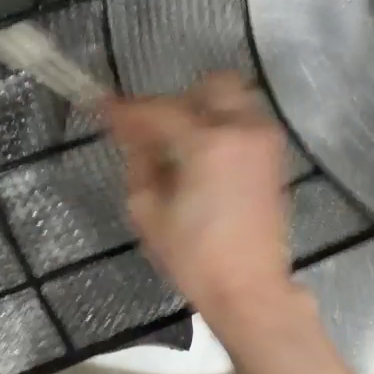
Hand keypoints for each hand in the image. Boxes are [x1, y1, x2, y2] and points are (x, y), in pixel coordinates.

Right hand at [102, 72, 293, 325]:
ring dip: (201, 111)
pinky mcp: (274, 158)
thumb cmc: (191, 255)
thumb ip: (139, 162)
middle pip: (210, 87)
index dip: (125, 109)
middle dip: (174, 102)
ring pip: (232, 100)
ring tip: (175, 144)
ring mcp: (264, 141)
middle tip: (149, 130)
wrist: (247, 287)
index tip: (100, 106)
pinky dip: (220, 127)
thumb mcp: (147, 210)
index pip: (158, 111)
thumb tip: (133, 135)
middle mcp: (242, 130)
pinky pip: (244, 122)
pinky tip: (198, 158)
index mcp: (207, 143)